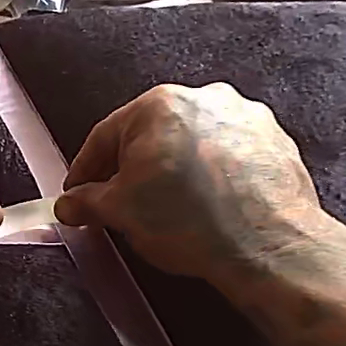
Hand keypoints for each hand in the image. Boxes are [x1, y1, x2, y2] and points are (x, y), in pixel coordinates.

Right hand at [53, 83, 332, 286]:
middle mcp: (204, 99)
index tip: (80, 191)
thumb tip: (71, 204)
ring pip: (192, 143)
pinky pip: (229, 156)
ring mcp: (244, 118)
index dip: (86, 170)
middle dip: (133, 170)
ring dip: (176, 170)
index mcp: (159, 105)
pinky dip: (214, 176)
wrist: (268, 246)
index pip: (105, 137)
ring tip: (171, 208)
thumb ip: (87, 202)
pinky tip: (208, 205)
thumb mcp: (121, 213)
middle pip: (151, 135)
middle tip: (122, 203)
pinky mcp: (274, 142)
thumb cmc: (195, 222)